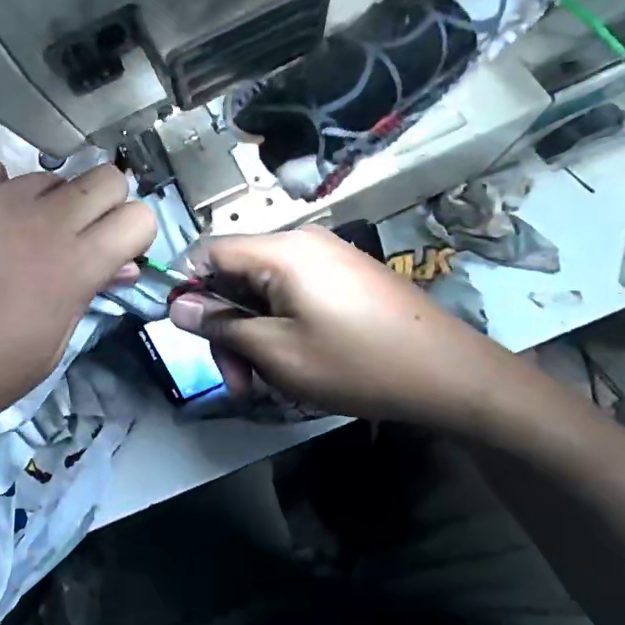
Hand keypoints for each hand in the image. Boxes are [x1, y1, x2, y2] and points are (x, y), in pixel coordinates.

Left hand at [0, 160, 154, 454]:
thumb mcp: (46, 352)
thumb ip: (86, 296)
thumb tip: (114, 264)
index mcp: (74, 267)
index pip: (139, 216)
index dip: (132, 235)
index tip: (114, 254)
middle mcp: (41, 220)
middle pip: (106, 177)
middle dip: (102, 206)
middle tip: (73, 240)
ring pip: (46, 178)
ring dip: (43, 206)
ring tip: (7, 243)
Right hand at [167, 227, 525, 429]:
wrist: (448, 372)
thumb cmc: (356, 363)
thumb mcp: (278, 353)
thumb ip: (222, 325)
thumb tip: (177, 306)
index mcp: (281, 249)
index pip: (208, 250)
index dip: (189, 289)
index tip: (195, 336)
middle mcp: (302, 241)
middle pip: (238, 274)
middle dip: (230, 328)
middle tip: (241, 383)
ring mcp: (329, 256)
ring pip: (266, 289)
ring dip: (257, 334)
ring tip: (273, 383)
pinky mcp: (348, 275)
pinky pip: (296, 292)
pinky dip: (285, 325)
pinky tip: (300, 363)